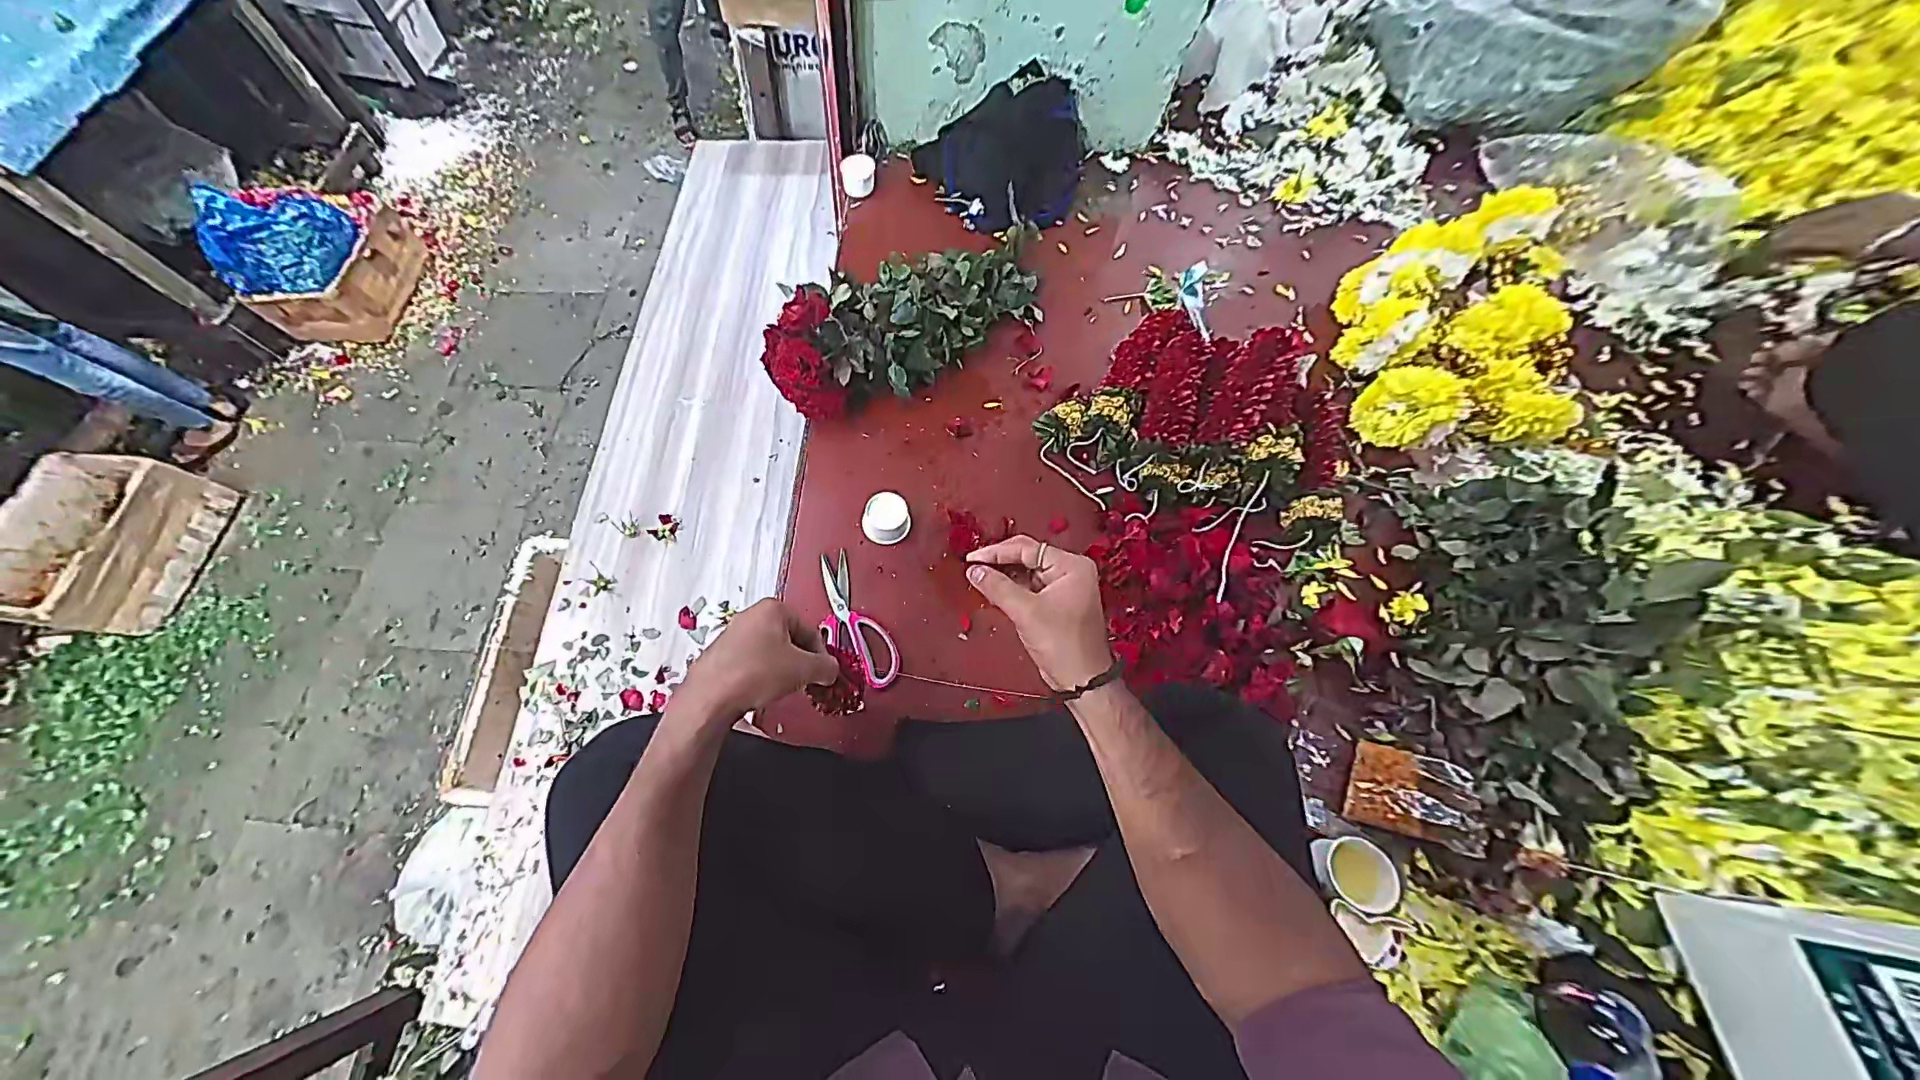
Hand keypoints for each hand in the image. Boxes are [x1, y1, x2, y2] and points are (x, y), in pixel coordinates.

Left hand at [673, 598, 838, 724]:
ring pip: (770, 651)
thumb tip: (830, 669)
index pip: (810, 630)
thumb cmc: (755, 674)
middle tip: (804, 680)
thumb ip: (825, 667)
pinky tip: (760, 691)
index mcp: (773, 608)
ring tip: (780, 688)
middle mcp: (751, 615)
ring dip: (781, 669)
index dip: (820, 655)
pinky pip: (751, 661)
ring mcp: (733, 634)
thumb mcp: (803, 670)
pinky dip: (760, 675)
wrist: (710, 697)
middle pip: (789, 639)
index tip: (823, 672)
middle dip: (800, 661)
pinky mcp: (720, 654)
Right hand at [966, 535, 1113, 690]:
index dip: (997, 552)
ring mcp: (1064, 587)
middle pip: (1028, 558)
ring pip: (1027, 573)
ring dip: (1004, 577)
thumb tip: (974, 570)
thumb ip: (998, 587)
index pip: (1028, 549)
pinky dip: (1012, 590)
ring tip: (978, 577)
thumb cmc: (1062, 644)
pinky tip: (992, 590)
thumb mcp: (1026, 612)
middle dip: (999, 563)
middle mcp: (1071, 572)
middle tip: (973, 567)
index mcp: (1072, 566)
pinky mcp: (1057, 603)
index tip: (973, 559)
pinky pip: (1030, 588)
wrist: (1082, 679)